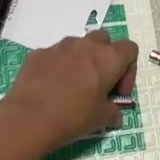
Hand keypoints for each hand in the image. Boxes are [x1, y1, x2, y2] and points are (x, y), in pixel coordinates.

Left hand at [0, 30, 137, 149]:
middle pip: (104, 40)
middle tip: (100, 84)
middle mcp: (85, 45)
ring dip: (82, 61)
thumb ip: (113, 112)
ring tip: (74, 87)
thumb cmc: (73, 116)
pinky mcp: (38, 54)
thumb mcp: (101, 119)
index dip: (129, 70)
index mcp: (107, 58)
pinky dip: (58, 67)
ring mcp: (59, 46)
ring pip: (78, 46)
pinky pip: (55, 56)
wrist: (29, 117)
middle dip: (105, 59)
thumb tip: (115, 114)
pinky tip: (51, 88)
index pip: (130, 49)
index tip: (118, 92)